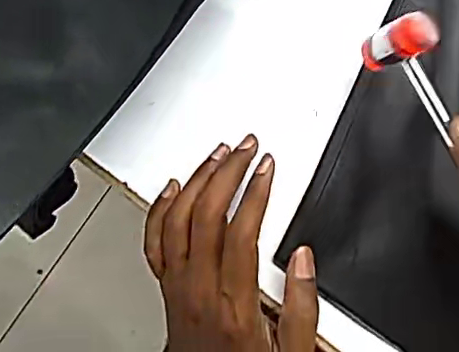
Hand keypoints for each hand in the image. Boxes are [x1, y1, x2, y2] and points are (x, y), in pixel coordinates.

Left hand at [145, 136, 319, 351]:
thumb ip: (302, 309)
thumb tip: (303, 258)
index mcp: (233, 305)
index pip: (239, 231)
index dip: (255, 191)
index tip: (267, 166)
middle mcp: (200, 291)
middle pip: (207, 214)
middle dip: (229, 170)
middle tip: (247, 148)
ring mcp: (178, 288)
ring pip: (178, 219)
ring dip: (199, 179)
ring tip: (219, 154)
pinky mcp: (167, 288)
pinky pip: (154, 242)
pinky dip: (160, 209)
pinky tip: (173, 186)